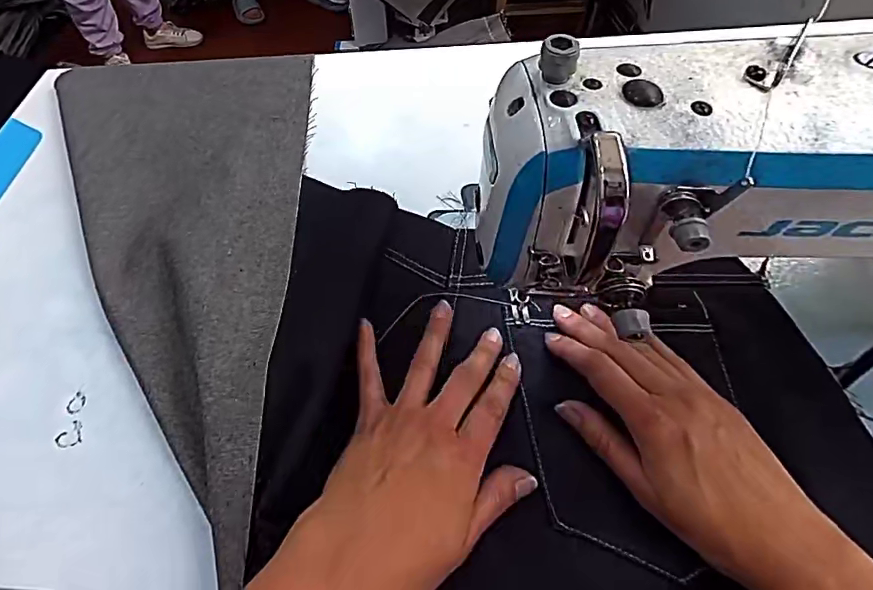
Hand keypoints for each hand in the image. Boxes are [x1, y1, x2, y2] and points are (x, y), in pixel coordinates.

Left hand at [251, 302, 532, 589]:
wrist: (348, 561)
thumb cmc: (403, 558)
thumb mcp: (464, 537)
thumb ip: (496, 499)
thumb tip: (524, 480)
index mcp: (462, 457)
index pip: (492, 408)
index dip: (505, 382)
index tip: (513, 364)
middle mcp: (434, 428)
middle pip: (465, 380)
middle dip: (482, 353)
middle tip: (491, 334)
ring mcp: (401, 419)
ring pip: (424, 366)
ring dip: (436, 335)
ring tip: (444, 311)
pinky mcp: (370, 421)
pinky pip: (369, 378)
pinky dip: (367, 351)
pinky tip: (365, 329)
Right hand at [546, 304, 872, 589]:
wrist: (780, 533)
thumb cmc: (718, 524)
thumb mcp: (646, 491)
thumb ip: (604, 443)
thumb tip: (572, 414)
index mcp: (654, 420)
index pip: (602, 370)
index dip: (574, 350)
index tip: (554, 338)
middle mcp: (676, 396)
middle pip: (621, 349)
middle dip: (587, 327)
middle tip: (564, 311)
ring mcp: (698, 391)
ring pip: (647, 347)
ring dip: (615, 327)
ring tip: (592, 312)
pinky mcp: (715, 394)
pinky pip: (674, 357)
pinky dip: (649, 340)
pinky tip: (639, 335)